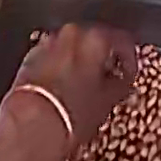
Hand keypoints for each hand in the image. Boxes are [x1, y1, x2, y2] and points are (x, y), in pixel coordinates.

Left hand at [12, 23, 136, 146]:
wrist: (30, 126)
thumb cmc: (70, 114)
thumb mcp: (106, 102)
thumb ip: (120, 84)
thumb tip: (122, 81)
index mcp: (96, 38)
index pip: (123, 40)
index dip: (130, 58)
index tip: (130, 71)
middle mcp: (72, 33)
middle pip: (95, 39)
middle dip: (104, 57)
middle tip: (110, 78)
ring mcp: (50, 42)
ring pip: (73, 46)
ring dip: (82, 60)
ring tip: (86, 86)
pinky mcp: (31, 56)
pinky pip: (54, 55)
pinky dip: (62, 65)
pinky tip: (64, 87)